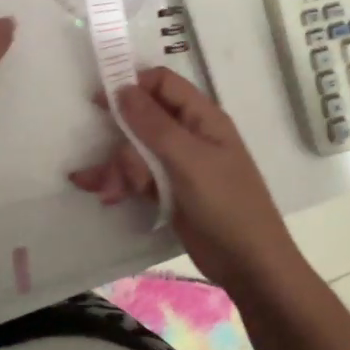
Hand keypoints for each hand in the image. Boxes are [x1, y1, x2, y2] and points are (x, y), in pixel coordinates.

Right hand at [69, 67, 297, 290]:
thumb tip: (122, 88)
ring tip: (106, 190)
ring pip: (136, 150)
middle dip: (121, 139)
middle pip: (143, 119)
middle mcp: (189, 134)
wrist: (249, 265)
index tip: (100, 101)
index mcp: (202, 117)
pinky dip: (121, 182)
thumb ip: (153, 124)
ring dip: (117, 167)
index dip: (132, 86)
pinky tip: (104, 194)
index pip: (162, 83)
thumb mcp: (188, 160)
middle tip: (108, 160)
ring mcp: (179, 164)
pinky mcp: (169, 191)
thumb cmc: (225, 204)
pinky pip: (138, 176)